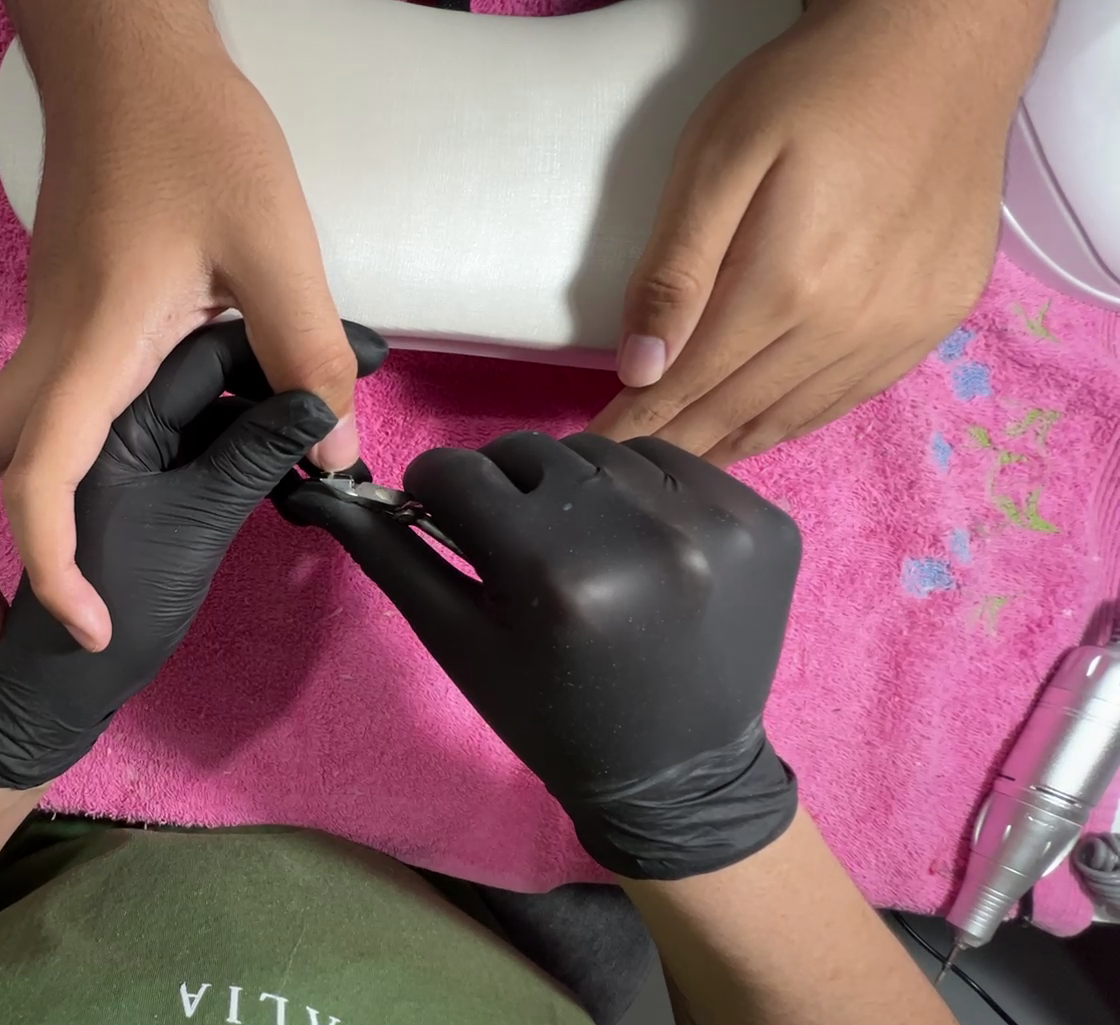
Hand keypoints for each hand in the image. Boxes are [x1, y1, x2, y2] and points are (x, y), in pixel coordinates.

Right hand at [0, 0, 359, 653]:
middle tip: (4, 622)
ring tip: (17, 580)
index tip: (86, 630)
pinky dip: (28, 476)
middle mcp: (48, 356)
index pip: (41, 480)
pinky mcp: (56, 325)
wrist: (125, 64)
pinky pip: (23, 416)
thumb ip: (308, 358)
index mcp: (93, 350)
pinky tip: (84, 488)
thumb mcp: (275, 250)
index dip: (52, 571)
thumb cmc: (195, 138)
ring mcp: (42, 339)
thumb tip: (333, 453)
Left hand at [0, 320, 383, 788]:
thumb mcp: (198, 519)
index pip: (211, 354)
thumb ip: (256, 452)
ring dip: (272, 420)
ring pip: (217, 408)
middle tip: (352, 401)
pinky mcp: (154, 476)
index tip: (356, 363)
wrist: (70, 673)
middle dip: (283, 385)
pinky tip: (297, 461)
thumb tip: (328, 404)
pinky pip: (208, 441)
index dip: (284, 355)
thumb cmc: (124, 599)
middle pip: (217, 373)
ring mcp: (138, 444)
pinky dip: (251, 448)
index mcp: (115, 406)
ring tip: (334, 436)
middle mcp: (122, 410)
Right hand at [277, 433, 800, 878]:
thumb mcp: (452, 639)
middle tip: (509, 539)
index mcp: (546, 572)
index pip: (456, 471)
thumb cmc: (540, 710)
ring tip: (574, 542)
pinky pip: (671, 462)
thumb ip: (389, 556)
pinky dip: (637, 488)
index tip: (438, 513)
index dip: (433, 489)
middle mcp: (635, 533)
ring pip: (597, 448)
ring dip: (569, 484)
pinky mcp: (765, 521)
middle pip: (526, 450)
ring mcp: (712, 522)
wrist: (673, 770)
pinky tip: (634, 540)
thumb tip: (324, 494)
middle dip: (500, 485)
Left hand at [591, 0, 1052, 462]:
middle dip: (668, 444)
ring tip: (677, 465)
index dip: (633, 426)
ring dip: (724, 446)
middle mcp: (848, 323)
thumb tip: (638, 368)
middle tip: (625, 469)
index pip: (681, 388)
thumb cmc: (807, 96)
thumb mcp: (713, 170)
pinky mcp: (936, 314)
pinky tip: (754, 432)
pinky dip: (789, 424)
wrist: (942, 38)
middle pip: (729, 412)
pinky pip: (846, 397)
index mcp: (783, 289)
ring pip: (787, 418)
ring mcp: (901, 324)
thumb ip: (672, 276)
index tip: (595, 452)